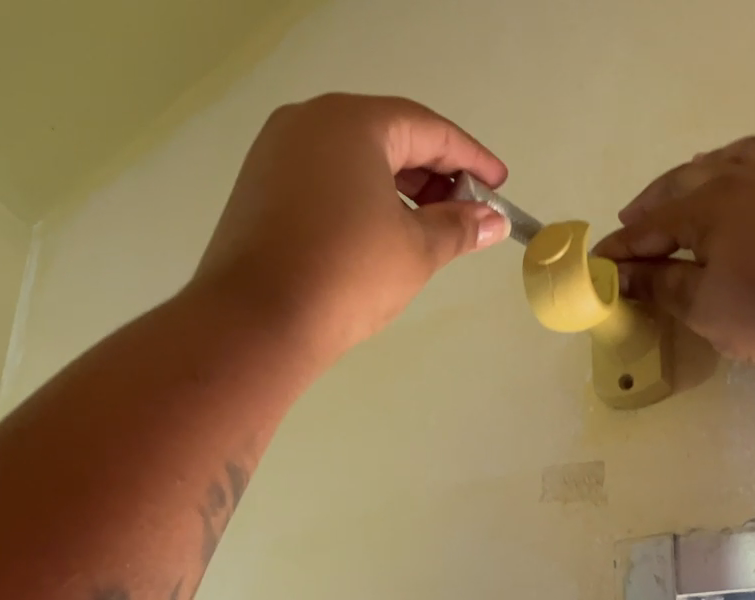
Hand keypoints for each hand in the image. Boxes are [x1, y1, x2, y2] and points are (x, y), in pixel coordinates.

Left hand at [192, 93, 510, 360]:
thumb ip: (459, 227)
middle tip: (464, 212)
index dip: (470, 159)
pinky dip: (358, 199)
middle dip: (432, 175)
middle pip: (387, 137)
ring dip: (396, 189)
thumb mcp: (416, 251)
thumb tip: (492, 221)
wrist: (256, 322)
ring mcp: (275, 154)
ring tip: (425, 228)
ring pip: (352, 160)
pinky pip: (323, 180)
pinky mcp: (257, 188)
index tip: (498, 185)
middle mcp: (308, 123)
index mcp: (351, 122)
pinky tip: (376, 233)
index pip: (427, 129)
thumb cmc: (346, 275)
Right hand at [593, 99, 754, 380]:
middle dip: (657, 200)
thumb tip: (620, 273)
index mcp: (710, 205)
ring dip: (720, 157)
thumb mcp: (699, 305)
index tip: (598, 264)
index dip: (621, 247)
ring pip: (752, 154)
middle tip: (634, 222)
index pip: (652, 226)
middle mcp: (750, 179)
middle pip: (693, 179)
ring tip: (701, 165)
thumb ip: (657, 283)